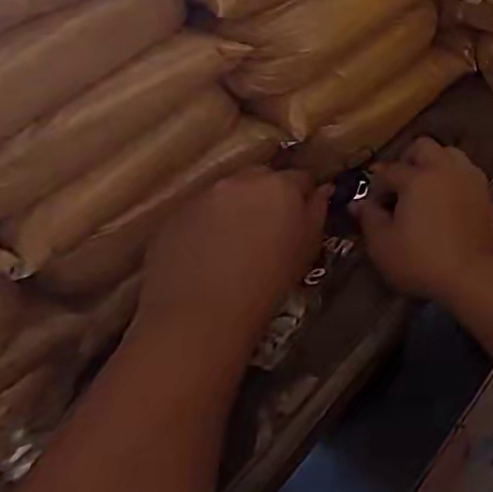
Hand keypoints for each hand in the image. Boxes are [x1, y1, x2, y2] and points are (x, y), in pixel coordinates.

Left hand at [135, 167, 327, 359]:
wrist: (201, 314)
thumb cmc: (269, 279)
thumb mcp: (309, 244)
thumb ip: (318, 209)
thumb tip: (321, 191)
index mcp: (280, 184)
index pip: (300, 176)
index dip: (304, 194)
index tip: (302, 213)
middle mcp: (239, 182)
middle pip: (261, 177)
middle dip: (268, 194)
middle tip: (271, 224)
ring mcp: (201, 199)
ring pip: (228, 194)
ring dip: (237, 207)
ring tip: (238, 240)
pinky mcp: (171, 219)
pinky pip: (200, 213)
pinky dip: (209, 224)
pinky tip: (210, 252)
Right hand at [355, 138, 492, 300]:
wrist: (470, 272)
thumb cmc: (420, 259)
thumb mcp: (383, 244)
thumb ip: (369, 217)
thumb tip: (359, 203)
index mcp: (418, 177)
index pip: (389, 170)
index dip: (376, 186)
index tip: (372, 205)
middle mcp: (446, 168)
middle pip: (423, 146)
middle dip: (406, 160)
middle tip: (397, 186)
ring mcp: (469, 176)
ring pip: (449, 153)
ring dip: (433, 163)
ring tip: (422, 189)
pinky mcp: (485, 189)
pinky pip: (466, 170)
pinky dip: (452, 175)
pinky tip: (444, 198)